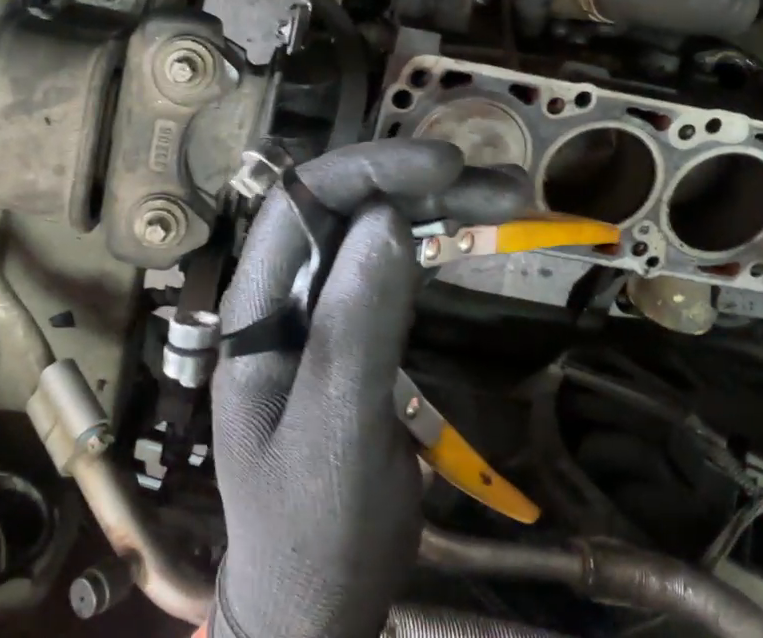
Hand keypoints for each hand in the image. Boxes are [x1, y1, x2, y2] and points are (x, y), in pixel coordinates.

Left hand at [210, 140, 531, 637]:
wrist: (315, 601)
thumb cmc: (314, 526)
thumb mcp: (336, 428)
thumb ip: (356, 324)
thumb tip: (387, 218)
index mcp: (255, 313)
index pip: (300, 206)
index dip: (370, 170)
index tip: (446, 167)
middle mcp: (283, 301)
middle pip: (341, 211)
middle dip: (414, 184)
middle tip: (498, 185)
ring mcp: (319, 319)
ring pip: (371, 236)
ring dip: (434, 210)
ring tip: (507, 198)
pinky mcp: (355, 340)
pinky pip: (391, 274)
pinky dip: (435, 249)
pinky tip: (474, 238)